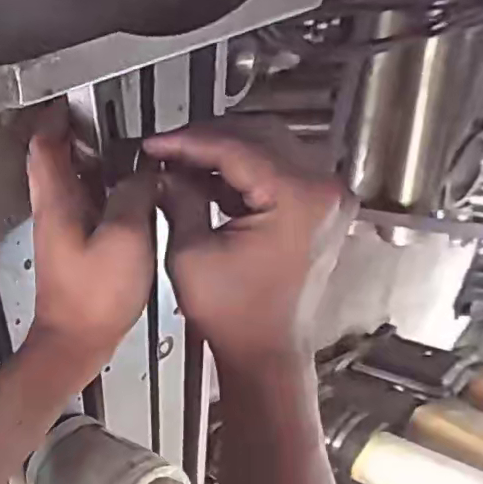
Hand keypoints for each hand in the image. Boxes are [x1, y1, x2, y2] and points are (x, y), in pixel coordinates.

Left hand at [22, 103, 159, 386]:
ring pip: (70, 182)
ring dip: (92, 162)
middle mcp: (52, 212)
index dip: (56, 118)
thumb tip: (143, 172)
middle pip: (54, 159)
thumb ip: (134, 195)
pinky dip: (102, 190)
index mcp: (57, 202)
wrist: (76, 340)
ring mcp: (60, 229)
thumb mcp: (125, 238)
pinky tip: (127, 194)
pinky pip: (84, 205)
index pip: (44, 145)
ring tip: (124, 152)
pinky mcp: (73, 247)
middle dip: (77, 136)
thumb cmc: (93, 298)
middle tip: (106, 124)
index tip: (74, 102)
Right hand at [143, 118, 351, 364]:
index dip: (187, 141)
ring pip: (270, 146)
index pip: (235, 147)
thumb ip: (180, 200)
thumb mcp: (190, 253)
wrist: (264, 349)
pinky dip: (241, 168)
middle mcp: (323, 191)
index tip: (157, 143)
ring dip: (223, 149)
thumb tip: (167, 170)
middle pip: (259, 134)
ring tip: (181, 161)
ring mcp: (326, 199)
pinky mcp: (317, 209)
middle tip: (167, 147)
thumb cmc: (236, 315)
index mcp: (297, 198)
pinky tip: (207, 178)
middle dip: (206, 138)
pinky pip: (278, 169)